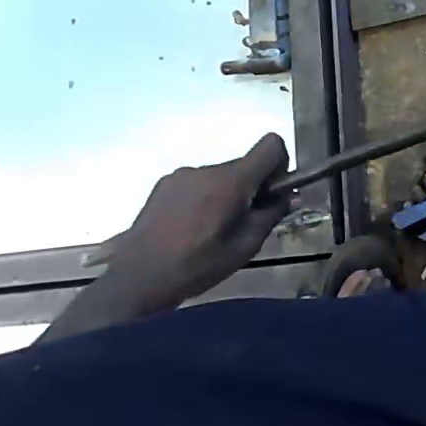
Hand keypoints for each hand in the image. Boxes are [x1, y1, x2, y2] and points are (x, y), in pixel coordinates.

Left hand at [92, 133, 293, 313]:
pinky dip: (205, 197)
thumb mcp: (246, 246)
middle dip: (253, 186)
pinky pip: (199, 182)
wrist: (135, 280)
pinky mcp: (164, 185)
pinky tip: (191, 227)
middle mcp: (207, 169)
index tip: (273, 191)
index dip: (280, 163)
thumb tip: (291, 195)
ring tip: (214, 228)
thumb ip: (272, 214)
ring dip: (227, 193)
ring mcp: (182, 175)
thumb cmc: (197, 265)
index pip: (270, 145)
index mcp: (231, 181)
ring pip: (222, 175)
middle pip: (246, 164)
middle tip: (245, 220)